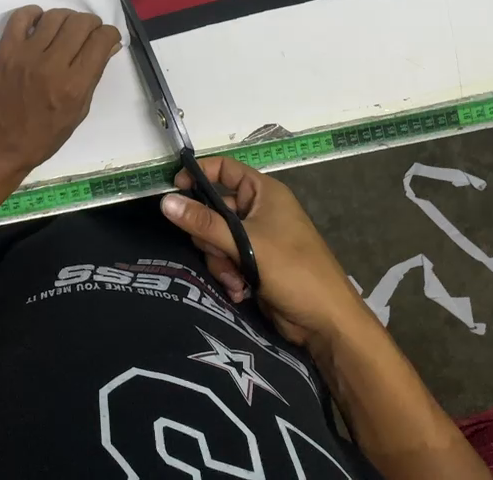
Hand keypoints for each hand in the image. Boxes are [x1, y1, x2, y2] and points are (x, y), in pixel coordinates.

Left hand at [0, 6, 122, 182]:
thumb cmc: (43, 136)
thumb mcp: (78, 112)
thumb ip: (93, 76)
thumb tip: (109, 45)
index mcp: (74, 86)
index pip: (101, 41)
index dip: (109, 34)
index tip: (106, 38)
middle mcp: (52, 65)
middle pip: (80, 23)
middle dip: (91, 23)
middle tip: (88, 32)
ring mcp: (26, 55)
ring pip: (54, 16)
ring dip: (66, 18)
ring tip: (64, 29)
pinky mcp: (4, 50)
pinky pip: (20, 16)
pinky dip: (34, 13)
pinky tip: (39, 24)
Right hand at [161, 157, 370, 351]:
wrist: (327, 324)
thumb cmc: (294, 271)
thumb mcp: (246, 244)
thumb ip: (203, 222)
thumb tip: (165, 201)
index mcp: (264, 193)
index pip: (223, 169)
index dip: (198, 174)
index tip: (174, 191)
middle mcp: (259, 211)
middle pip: (214, 208)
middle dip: (209, 235)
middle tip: (215, 250)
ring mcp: (258, 238)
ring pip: (216, 238)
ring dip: (219, 260)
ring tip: (234, 278)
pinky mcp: (256, 264)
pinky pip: (226, 259)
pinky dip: (228, 274)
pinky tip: (239, 290)